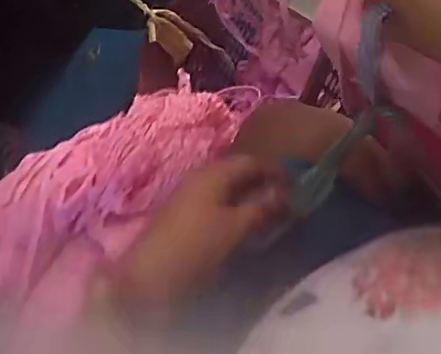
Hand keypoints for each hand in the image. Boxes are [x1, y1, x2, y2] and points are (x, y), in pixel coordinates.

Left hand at [116, 155, 287, 307]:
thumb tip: (285, 194)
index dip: (275, 170)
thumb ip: (262, 208)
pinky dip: (232, 206)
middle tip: (283, 197)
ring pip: (225, 186)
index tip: (295, 183)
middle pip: (237, 171)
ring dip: (246, 195)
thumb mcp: (235, 227)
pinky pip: (214, 199)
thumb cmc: (195, 245)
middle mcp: (200, 175)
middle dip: (261, 181)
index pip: (252, 160)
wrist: (145, 279)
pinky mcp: (180, 213)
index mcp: (214, 171)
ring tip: (265, 211)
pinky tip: (239, 222)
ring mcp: (188, 193)